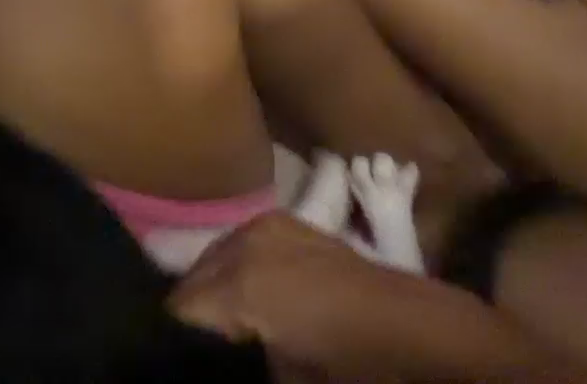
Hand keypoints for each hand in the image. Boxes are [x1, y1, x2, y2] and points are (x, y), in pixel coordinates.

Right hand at [169, 213, 479, 381]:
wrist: (407, 324)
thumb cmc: (348, 361)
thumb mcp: (287, 373)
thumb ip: (245, 354)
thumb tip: (228, 348)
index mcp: (239, 288)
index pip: (182, 306)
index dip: (180, 332)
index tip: (183, 348)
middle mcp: (243, 247)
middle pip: (194, 274)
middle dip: (194, 304)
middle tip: (202, 334)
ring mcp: (263, 226)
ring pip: (214, 252)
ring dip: (212, 280)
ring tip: (225, 313)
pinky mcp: (282, 219)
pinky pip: (240, 239)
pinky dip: (236, 261)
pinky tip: (249, 284)